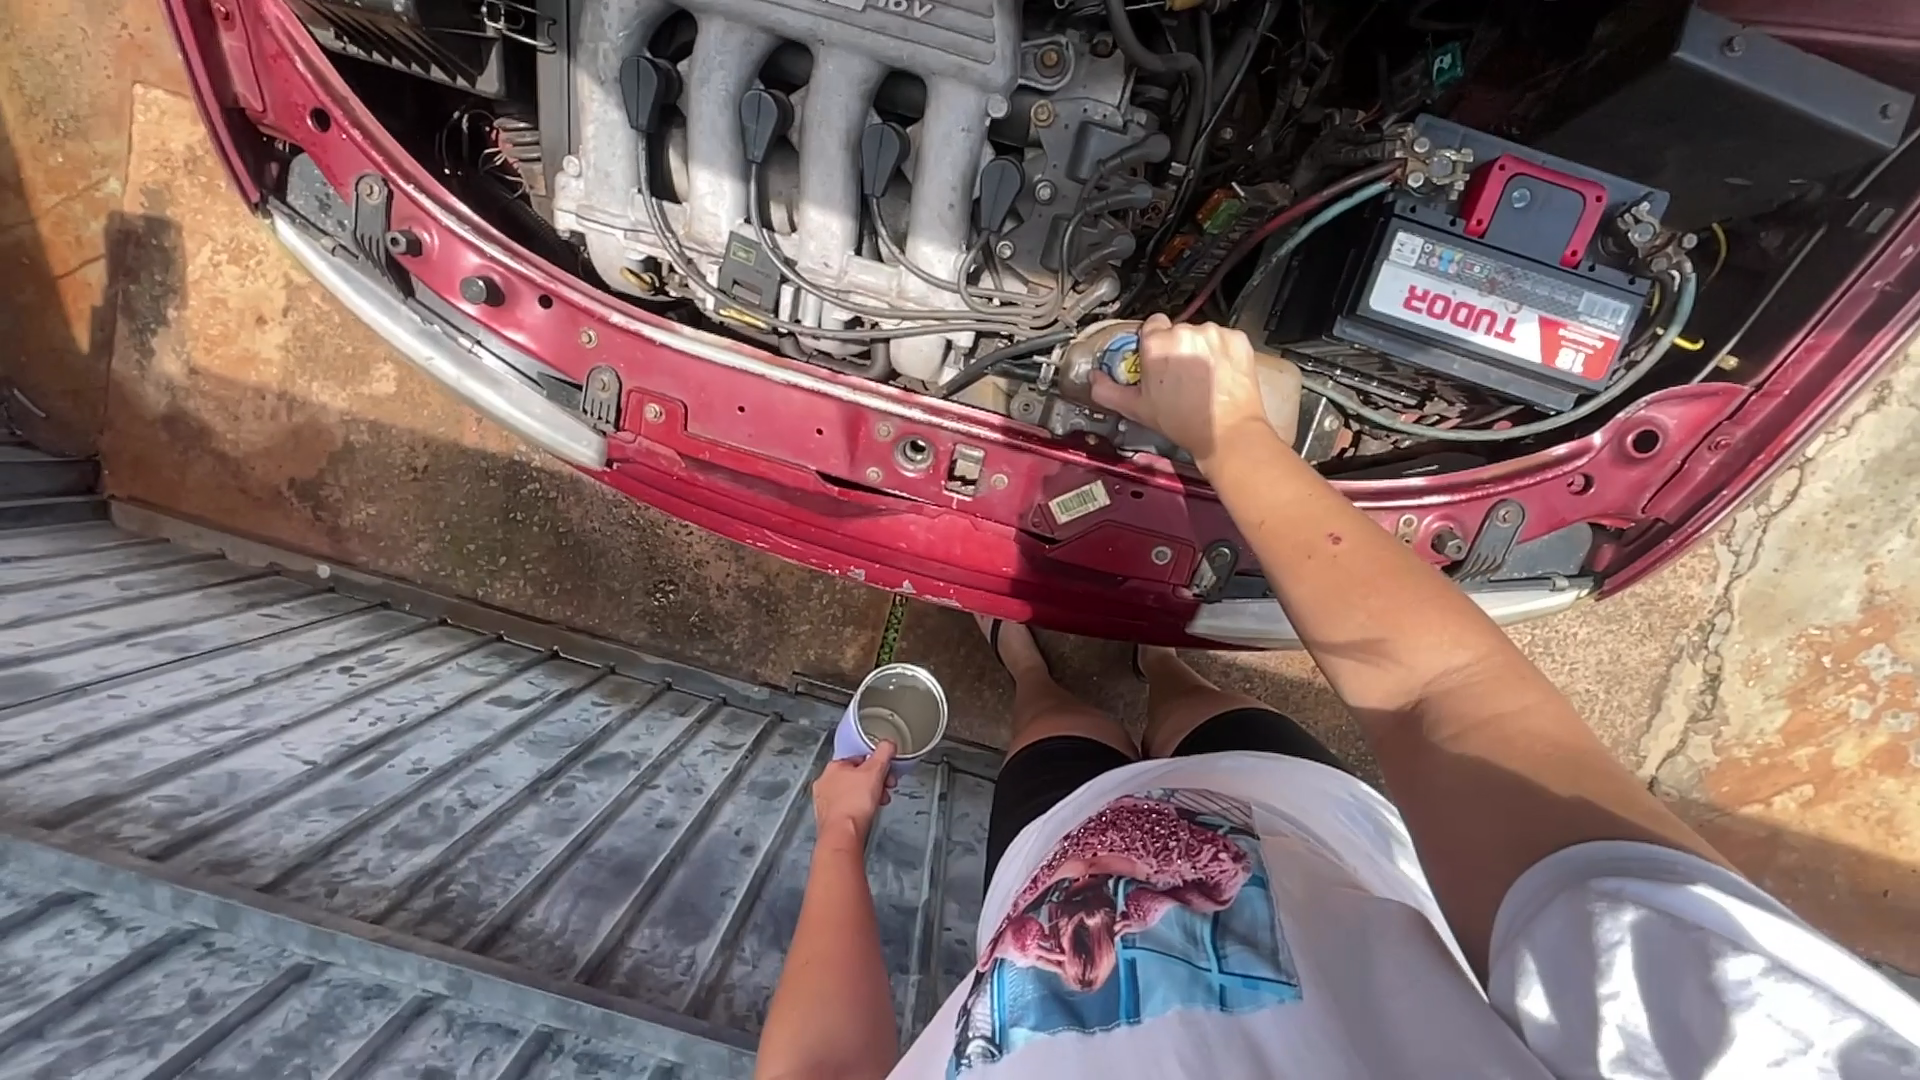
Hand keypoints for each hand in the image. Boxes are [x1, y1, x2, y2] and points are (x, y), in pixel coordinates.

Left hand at [812, 740, 897, 847]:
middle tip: (886, 787)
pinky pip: (849, 807)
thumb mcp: (875, 771)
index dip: (878, 764)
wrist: (843, 835)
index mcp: (834, 766)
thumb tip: (888, 744)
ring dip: (870, 795)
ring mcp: (826, 801)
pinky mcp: (829, 817)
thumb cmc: (854, 804)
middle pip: (857, 775)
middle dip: (876, 781)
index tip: (887, 771)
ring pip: (853, 792)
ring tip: (879, 802)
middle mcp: (826, 782)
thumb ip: (883, 753)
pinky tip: (867, 814)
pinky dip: (860, 809)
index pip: (860, 758)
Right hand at [1090, 314, 1274, 471]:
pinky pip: (1222, 339)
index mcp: (1157, 344)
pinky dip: (1220, 352)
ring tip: (1198, 378)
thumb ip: (1108, 390)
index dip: (1151, 344)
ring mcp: (1214, 334)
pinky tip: (1216, 374)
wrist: (1227, 432)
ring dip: (1197, 349)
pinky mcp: (1237, 340)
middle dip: (1175, 348)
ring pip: (1199, 335)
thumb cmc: (1183, 422)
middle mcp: (1186, 332)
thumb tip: (1095, 379)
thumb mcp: (1136, 409)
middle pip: (1175, 331)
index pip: (1151, 325)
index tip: (1154, 360)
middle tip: (1175, 376)